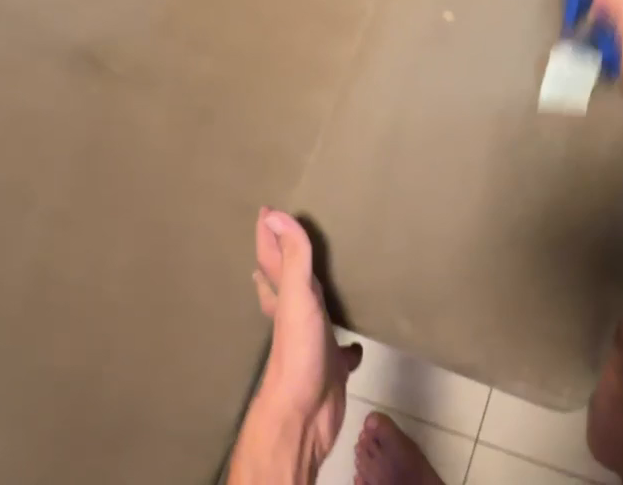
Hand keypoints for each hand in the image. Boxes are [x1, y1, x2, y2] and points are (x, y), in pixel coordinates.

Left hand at [229, 208, 361, 483]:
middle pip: (287, 281)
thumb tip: (274, 214)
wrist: (304, 414)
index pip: (272, 258)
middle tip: (289, 236)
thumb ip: (292, 257)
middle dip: (285, 259)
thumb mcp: (296, 297)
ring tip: (321, 279)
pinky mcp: (332, 366)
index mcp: (285, 298)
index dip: (268, 233)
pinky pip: (343, 351)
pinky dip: (349, 345)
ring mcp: (313, 341)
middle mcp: (295, 315)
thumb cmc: (298, 352)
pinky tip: (356, 344)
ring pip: (313, 310)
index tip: (267, 209)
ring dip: (314, 294)